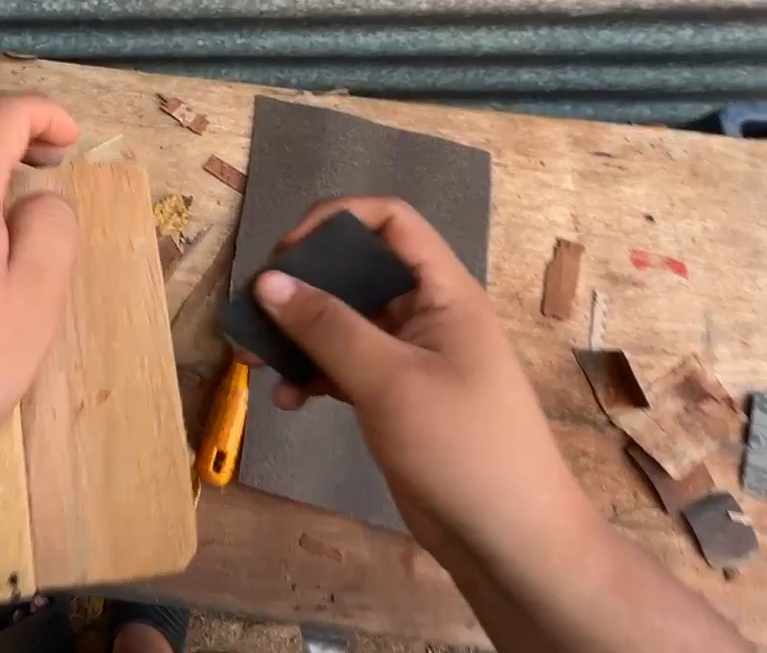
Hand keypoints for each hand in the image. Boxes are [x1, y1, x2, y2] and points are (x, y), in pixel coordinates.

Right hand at [251, 197, 597, 556]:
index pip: (390, 220)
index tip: (287, 252)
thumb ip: (325, 326)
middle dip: (300, 287)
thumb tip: (266, 280)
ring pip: (340, 321)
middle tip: (256, 310)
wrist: (512, 547)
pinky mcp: (392, 394)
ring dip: (296, 335)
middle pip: (354, 270)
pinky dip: (311, 374)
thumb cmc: (462, 447)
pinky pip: (341, 364)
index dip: (337, 219)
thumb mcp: (388, 380)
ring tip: (254, 359)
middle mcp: (423, 313)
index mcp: (442, 292)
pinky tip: (287, 399)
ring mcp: (407, 355)